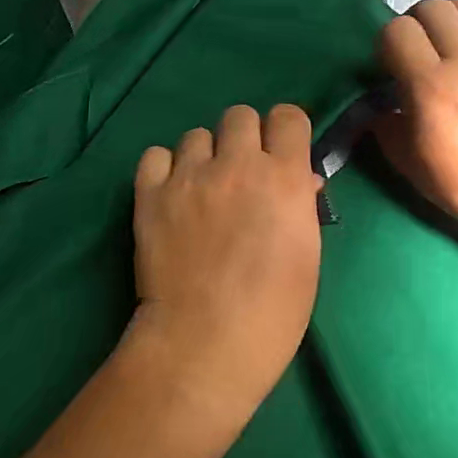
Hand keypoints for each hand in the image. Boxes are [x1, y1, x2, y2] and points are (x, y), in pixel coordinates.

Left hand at [129, 104, 323, 399]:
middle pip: (240, 115)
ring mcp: (190, 177)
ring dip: (204, 156)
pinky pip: (155, 155)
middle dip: (244, 137)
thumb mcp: (307, 254)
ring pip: (196, 134)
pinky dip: (164, 169)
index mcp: (284, 177)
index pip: (288, 116)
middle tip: (241, 172)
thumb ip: (300, 205)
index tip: (282, 151)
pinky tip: (170, 194)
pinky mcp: (151, 194)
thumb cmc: (274, 310)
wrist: (206, 342)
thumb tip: (299, 180)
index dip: (285, 131)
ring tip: (201, 190)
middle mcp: (238, 165)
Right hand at [376, 0, 457, 238]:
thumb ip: (381, 121)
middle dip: (414, 23)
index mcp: (431, 87)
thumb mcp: (404, 158)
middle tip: (413, 51)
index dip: (386, 44)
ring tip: (441, 46)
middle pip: (432, 6)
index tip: (389, 67)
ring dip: (444, 19)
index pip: (398, 30)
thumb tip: (375, 101)